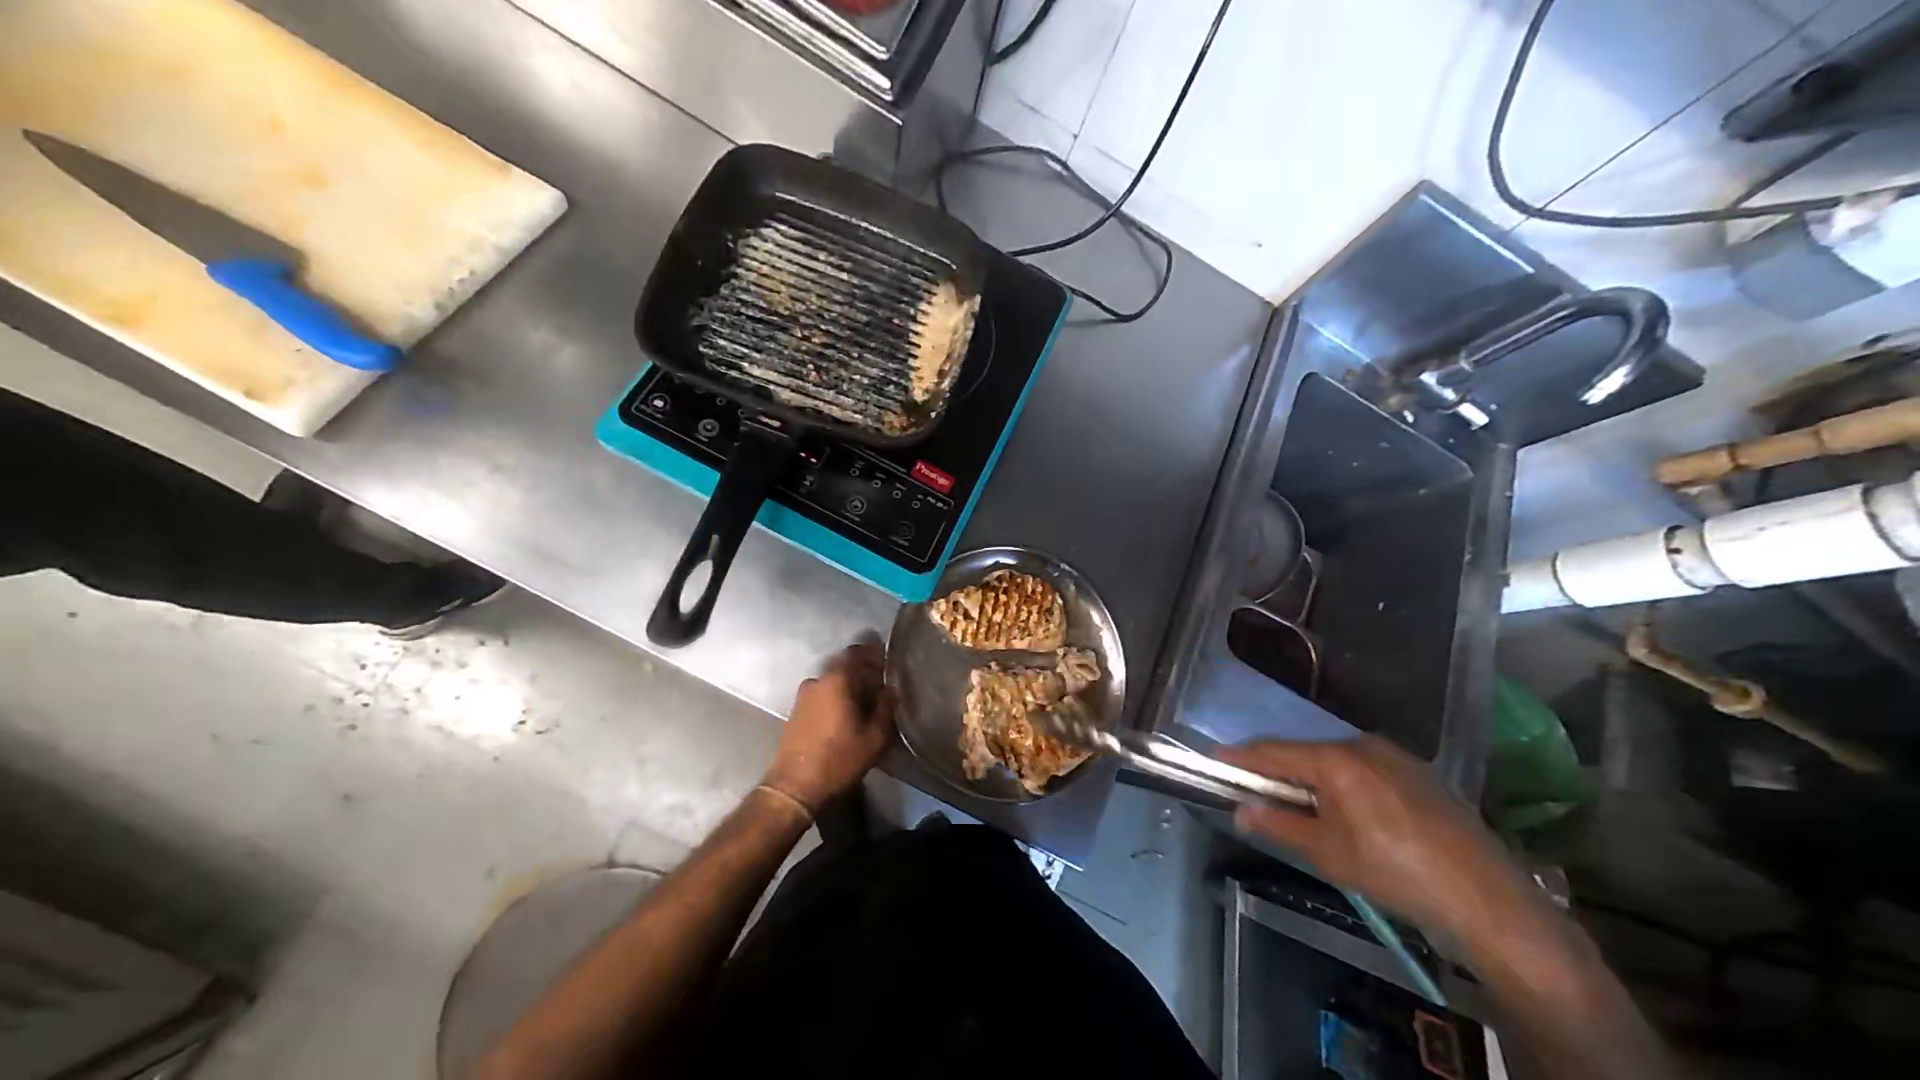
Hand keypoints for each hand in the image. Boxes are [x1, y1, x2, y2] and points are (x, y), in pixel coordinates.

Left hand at [762, 638, 897, 812]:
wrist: (795, 787)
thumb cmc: (839, 759)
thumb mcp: (875, 737)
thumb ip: (886, 707)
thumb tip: (890, 689)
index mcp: (837, 680)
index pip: (857, 652)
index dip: (874, 653)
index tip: (888, 660)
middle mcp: (817, 680)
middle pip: (844, 666)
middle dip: (864, 672)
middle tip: (882, 685)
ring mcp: (803, 696)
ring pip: (833, 682)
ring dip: (849, 687)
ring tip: (867, 703)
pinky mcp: (797, 712)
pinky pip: (822, 695)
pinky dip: (836, 698)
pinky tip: (848, 716)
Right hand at [1218, 736, 1533, 940]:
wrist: (1485, 898)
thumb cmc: (1395, 873)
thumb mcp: (1328, 853)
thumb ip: (1280, 824)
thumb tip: (1242, 811)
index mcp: (1336, 760)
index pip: (1274, 752)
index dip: (1243, 757)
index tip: (1217, 757)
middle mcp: (1364, 745)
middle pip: (1306, 752)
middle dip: (1280, 769)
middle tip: (1258, 789)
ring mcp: (1397, 756)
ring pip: (1338, 759)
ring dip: (1315, 776)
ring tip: (1303, 804)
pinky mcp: (1421, 773)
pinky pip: (1366, 768)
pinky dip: (1346, 782)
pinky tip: (1350, 810)